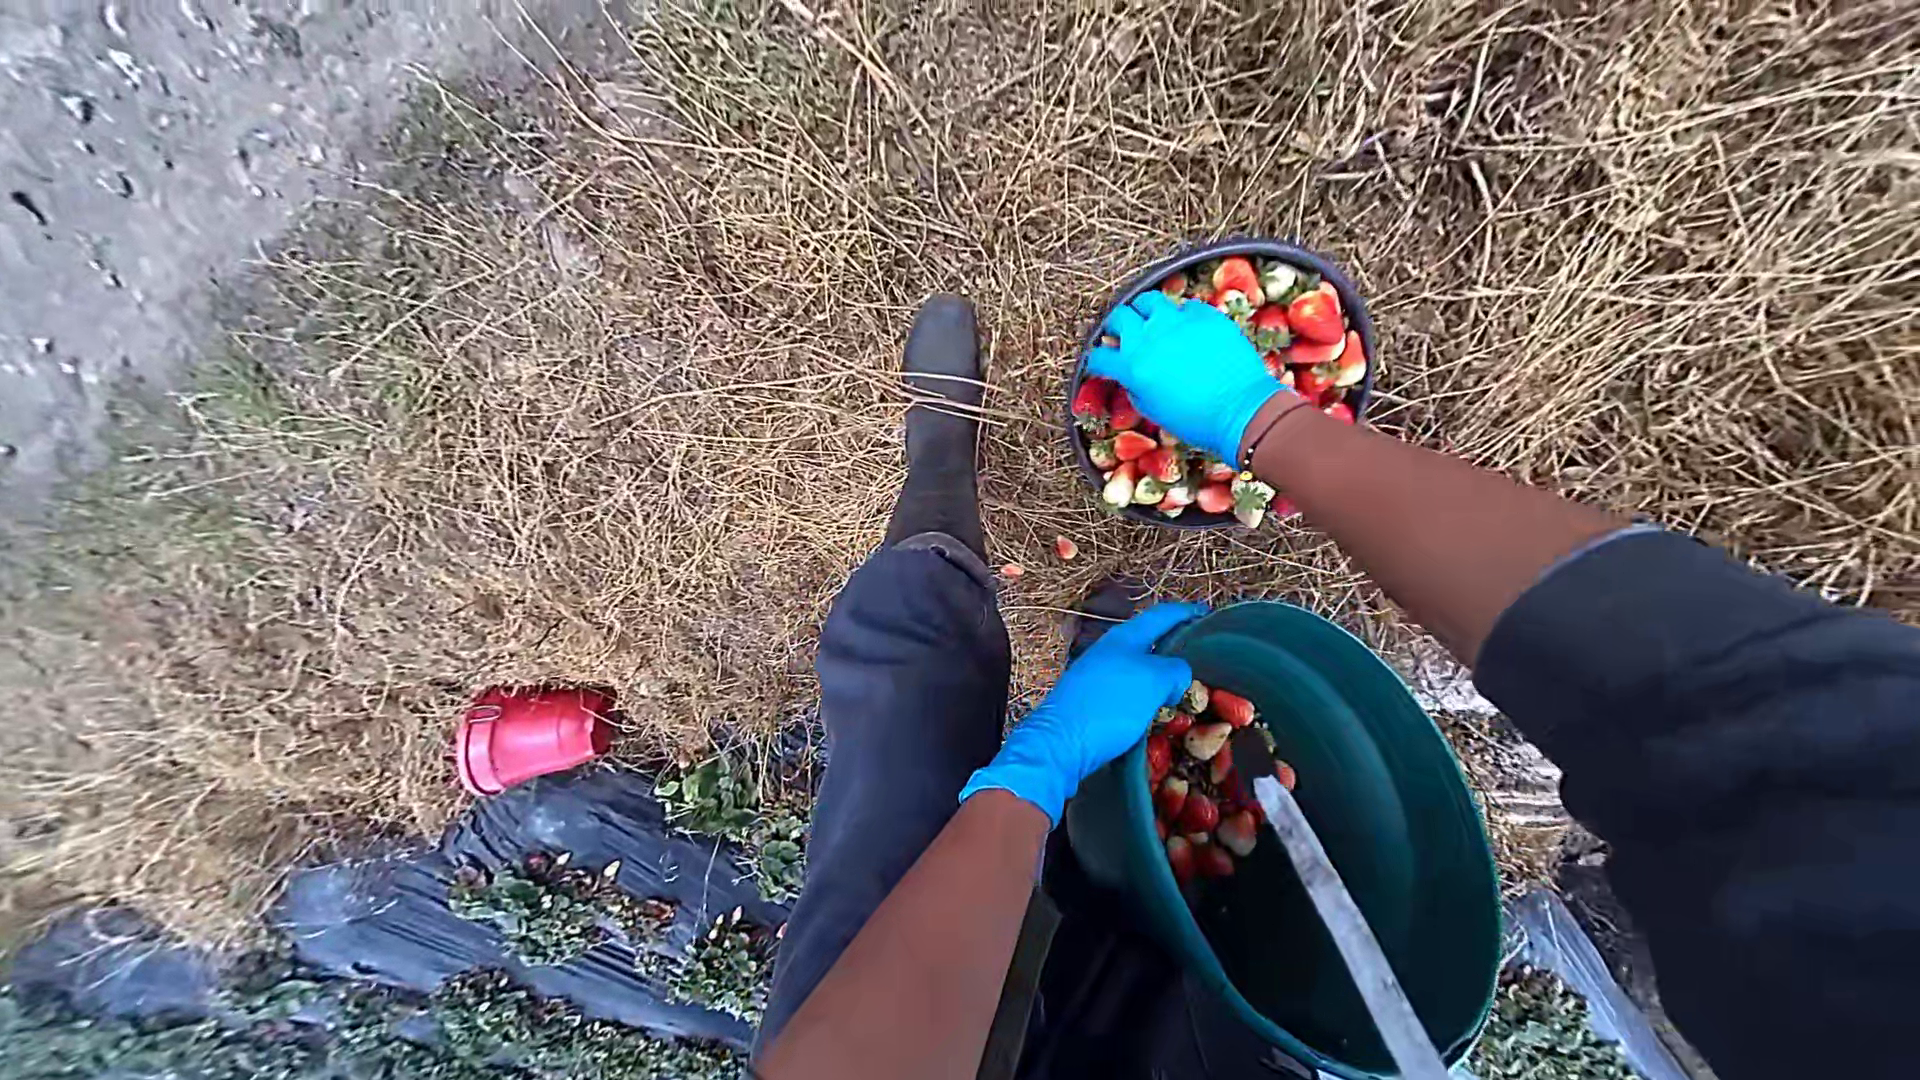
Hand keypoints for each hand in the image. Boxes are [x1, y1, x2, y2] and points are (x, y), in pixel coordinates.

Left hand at [959, 602, 1206, 824]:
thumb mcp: (1153, 679)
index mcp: (1124, 637)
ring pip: (1141, 669)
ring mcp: (1099, 675)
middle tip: (1205, 657)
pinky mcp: (1094, 700)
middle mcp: (1110, 651)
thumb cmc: (1109, 704)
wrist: (1061, 742)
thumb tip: (1176, 676)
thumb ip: (1175, 669)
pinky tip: (1160, 711)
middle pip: (1151, 641)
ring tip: (1188, 687)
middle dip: (1177, 646)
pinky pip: (1131, 691)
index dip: (1188, 612)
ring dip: (1164, 675)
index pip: (1162, 615)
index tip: (1210, 613)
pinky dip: (1149, 696)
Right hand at [1088, 290, 1288, 460]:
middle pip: (1119, 316)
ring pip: (1150, 300)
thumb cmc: (1194, 420)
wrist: (1240, 409)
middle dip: (1116, 325)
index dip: (1095, 359)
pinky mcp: (1205, 315)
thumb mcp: (1152, 409)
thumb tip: (1130, 374)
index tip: (1099, 362)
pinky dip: (1180, 315)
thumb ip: (1134, 386)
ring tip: (1150, 321)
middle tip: (1121, 333)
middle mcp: (1149, 339)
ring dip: (1144, 311)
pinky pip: (1185, 307)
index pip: (1099, 356)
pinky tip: (1185, 328)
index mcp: (1132, 367)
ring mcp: (1178, 322)